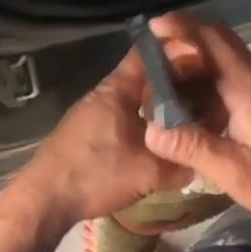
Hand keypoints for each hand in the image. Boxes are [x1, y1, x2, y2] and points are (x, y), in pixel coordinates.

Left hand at [5, 43, 200, 228]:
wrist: (45, 199)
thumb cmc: (95, 174)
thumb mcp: (147, 172)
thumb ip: (179, 164)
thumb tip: (201, 160)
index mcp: (116, 90)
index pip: (148, 55)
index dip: (176, 52)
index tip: (204, 59)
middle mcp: (102, 94)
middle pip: (144, 79)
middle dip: (174, 85)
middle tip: (205, 96)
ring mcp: (92, 113)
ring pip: (133, 102)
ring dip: (157, 108)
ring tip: (187, 120)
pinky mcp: (87, 133)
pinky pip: (123, 119)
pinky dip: (142, 124)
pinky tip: (157, 142)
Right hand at [142, 13, 250, 227]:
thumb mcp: (235, 171)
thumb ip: (193, 147)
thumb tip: (149, 130)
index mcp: (247, 86)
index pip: (214, 39)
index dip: (183, 27)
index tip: (152, 27)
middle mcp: (250, 80)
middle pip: (213, 43)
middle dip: (178, 44)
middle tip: (146, 61)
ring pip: (215, 62)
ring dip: (186, 65)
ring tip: (154, 83)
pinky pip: (219, 82)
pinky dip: (196, 85)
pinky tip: (179, 108)